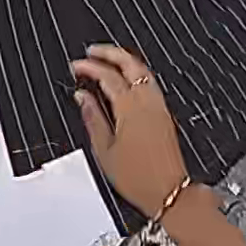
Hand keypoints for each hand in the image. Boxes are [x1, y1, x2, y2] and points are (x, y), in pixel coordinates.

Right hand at [72, 45, 191, 216]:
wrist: (169, 193)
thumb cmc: (138, 178)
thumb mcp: (104, 150)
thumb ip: (92, 117)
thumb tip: (82, 97)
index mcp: (130, 108)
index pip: (108, 76)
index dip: (89, 67)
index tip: (76, 66)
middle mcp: (148, 102)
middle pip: (130, 63)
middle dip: (109, 53)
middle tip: (92, 51)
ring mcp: (159, 106)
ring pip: (143, 70)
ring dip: (124, 60)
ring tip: (107, 59)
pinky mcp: (164, 114)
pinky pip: (150, 82)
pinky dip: (135, 73)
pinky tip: (126, 79)